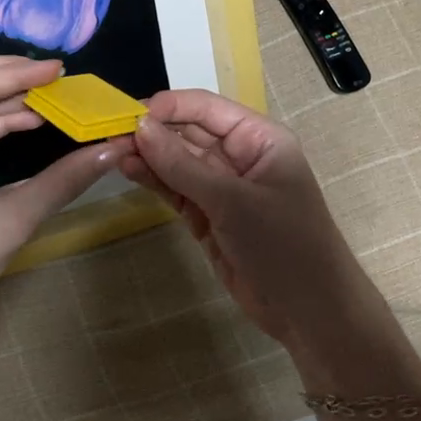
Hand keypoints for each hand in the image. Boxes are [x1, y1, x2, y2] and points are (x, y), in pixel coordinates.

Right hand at [121, 90, 387, 368]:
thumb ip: (182, 164)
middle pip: (188, 132)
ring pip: (177, 161)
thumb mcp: (232, 201)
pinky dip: (154, 180)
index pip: (206, 108)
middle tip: (109, 135)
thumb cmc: (283, 245)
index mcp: (259, 138)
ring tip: (111, 152)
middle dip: (152, 131)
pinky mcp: (208, 215)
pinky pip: (176, 188)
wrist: (311, 313)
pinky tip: (129, 170)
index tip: (126, 113)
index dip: (167, 107)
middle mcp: (240, 156)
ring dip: (148, 156)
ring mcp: (222, 188)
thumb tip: (139, 126)